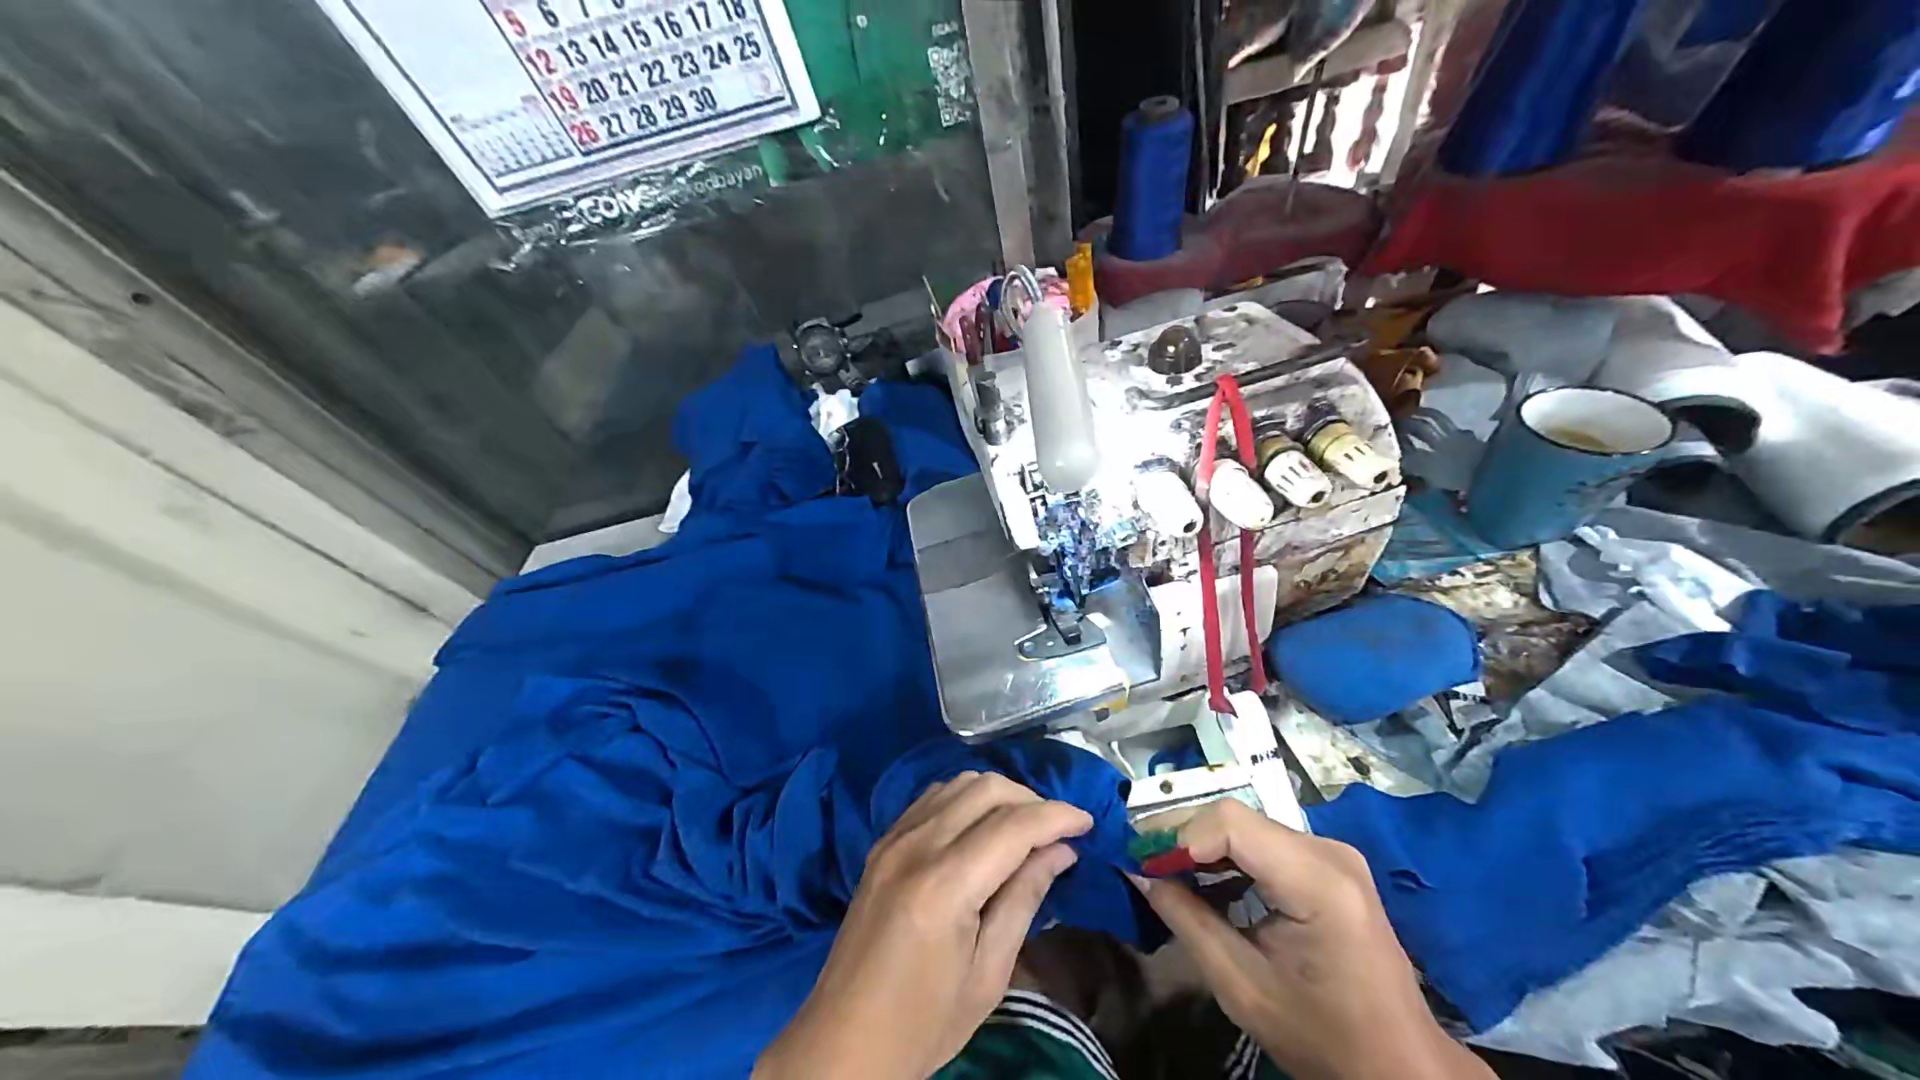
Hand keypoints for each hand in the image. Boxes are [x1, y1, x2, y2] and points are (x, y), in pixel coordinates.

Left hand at [755, 772, 1093, 1079]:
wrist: (843, 1040)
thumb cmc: (923, 1022)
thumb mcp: (988, 973)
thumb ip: (1024, 899)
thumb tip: (1061, 850)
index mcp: (943, 885)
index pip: (1013, 825)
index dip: (1058, 816)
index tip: (1088, 823)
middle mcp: (916, 845)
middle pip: (986, 788)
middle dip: (1032, 800)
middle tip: (1059, 831)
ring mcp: (893, 838)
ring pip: (958, 783)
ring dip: (999, 795)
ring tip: (1026, 829)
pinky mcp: (882, 842)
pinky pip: (933, 797)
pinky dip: (967, 800)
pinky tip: (983, 828)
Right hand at [1133, 800, 1492, 1079]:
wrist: (1402, 1067)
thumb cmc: (1324, 1037)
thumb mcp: (1242, 987)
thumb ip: (1187, 920)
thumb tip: (1139, 873)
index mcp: (1318, 881)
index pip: (1231, 822)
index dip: (1180, 836)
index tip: (1145, 866)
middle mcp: (1328, 851)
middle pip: (1235, 817)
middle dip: (1184, 838)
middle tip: (1144, 867)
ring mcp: (1331, 853)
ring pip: (1244, 824)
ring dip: (1201, 845)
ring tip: (1167, 875)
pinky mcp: (1327, 862)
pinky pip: (1262, 840)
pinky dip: (1226, 855)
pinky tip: (1206, 881)